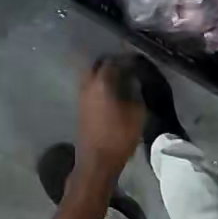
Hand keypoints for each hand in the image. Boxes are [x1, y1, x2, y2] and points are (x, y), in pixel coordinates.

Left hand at [74, 56, 144, 185]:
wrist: (96, 160)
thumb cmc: (119, 137)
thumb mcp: (136, 114)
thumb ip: (135, 93)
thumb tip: (134, 81)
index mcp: (102, 83)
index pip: (112, 62)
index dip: (125, 59)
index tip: (136, 60)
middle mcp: (88, 84)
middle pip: (96, 64)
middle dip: (110, 61)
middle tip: (125, 65)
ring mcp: (81, 94)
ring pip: (90, 74)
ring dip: (102, 71)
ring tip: (119, 76)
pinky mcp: (80, 105)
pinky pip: (88, 85)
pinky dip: (98, 82)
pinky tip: (110, 89)